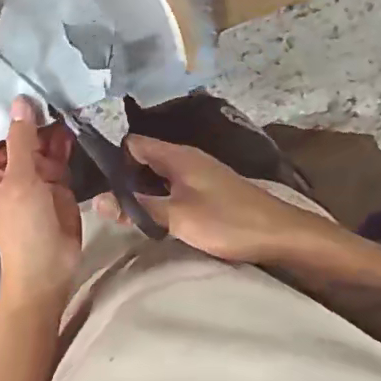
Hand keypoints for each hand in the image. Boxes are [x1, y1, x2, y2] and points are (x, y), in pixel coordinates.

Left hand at [0, 97, 81, 299]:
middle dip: (37, 118)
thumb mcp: (19, 179)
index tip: (27, 86)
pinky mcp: (58, 184)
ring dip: (54, 129)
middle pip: (22, 137)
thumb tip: (20, 102)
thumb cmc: (22, 225)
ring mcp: (34, 177)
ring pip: (43, 145)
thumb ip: (21, 139)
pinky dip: (67, 144)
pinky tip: (77, 122)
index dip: (10, 114)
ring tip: (70, 101)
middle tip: (57, 86)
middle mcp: (9, 170)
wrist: (48, 268)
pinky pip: (60, 157)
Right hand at [121, 134, 346, 264]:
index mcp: (177, 156)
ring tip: (128, 214)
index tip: (102, 185)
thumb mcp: (175, 217)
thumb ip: (136, 207)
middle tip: (110, 205)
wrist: (283, 236)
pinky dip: (160, 197)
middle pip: (143, 159)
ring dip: (142, 191)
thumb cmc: (227, 222)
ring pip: (158, 175)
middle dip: (125, 178)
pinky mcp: (209, 190)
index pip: (132, 144)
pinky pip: (172, 186)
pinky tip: (157, 217)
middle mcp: (187, 158)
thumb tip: (96, 200)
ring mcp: (199, 174)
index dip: (114, 160)